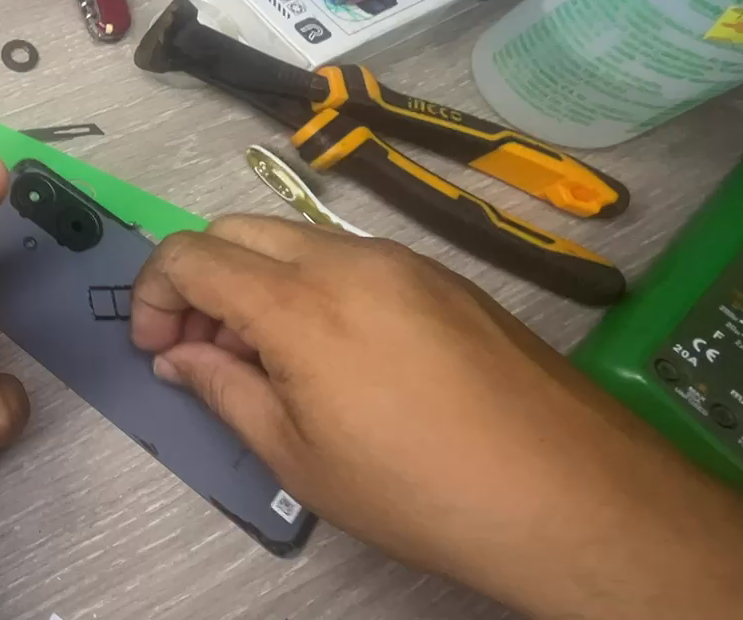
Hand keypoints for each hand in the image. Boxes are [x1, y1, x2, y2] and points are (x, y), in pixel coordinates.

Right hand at [131, 215, 742, 618]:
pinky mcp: (437, 276)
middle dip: (195, 280)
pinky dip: (302, 282)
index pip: (187, 256)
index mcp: (297, 303)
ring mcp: (395, 261)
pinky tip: (328, 345)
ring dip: (248, 279)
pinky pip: (339, 255)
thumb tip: (176, 357)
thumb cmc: (420, 490)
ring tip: (263, 349)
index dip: (152, 294)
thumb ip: (219, 388)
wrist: (591, 511)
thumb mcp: (295, 456)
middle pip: (229, 231)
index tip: (156, 347)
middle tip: (201, 344)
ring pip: (283, 237)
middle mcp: (341, 259)